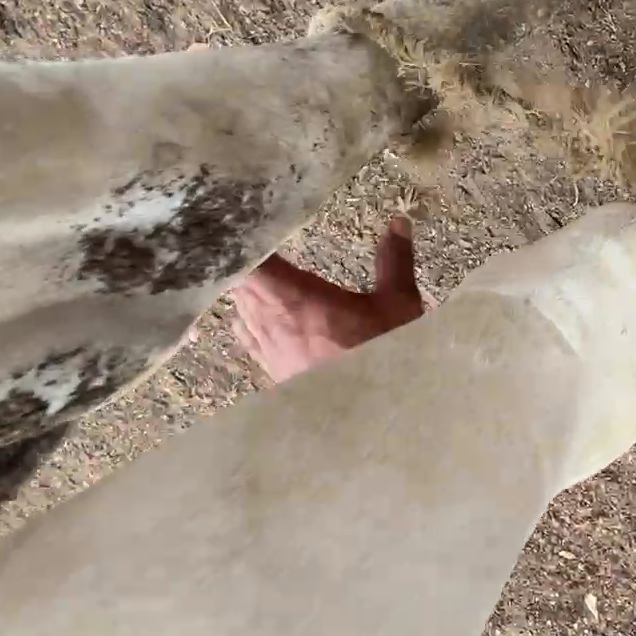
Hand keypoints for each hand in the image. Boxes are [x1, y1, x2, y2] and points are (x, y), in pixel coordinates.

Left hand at [228, 216, 424, 383]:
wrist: (374, 414)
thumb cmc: (384, 354)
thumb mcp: (398, 302)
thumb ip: (394, 260)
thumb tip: (397, 221)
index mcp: (296, 299)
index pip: (249, 263)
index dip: (240, 242)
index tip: (242, 221)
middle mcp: (270, 322)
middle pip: (237, 283)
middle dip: (242, 260)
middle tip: (247, 236)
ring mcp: (266, 347)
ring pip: (238, 308)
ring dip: (244, 288)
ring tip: (253, 268)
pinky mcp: (270, 367)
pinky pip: (245, 332)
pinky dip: (247, 314)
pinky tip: (261, 311)